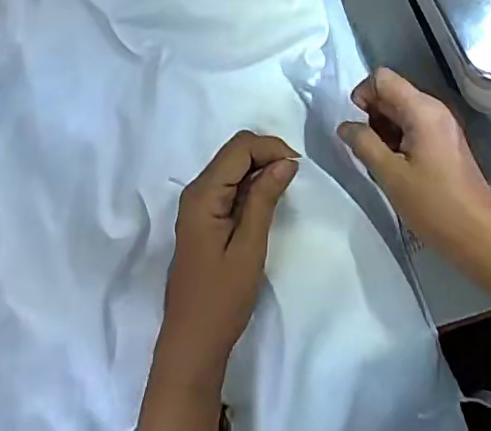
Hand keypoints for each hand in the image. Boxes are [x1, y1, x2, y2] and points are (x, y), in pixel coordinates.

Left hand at [156, 131, 299, 376]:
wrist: (192, 344)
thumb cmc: (221, 299)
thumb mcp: (248, 247)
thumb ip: (264, 199)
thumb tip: (286, 161)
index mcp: (202, 194)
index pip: (239, 147)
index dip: (270, 148)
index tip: (298, 168)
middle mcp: (196, 191)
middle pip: (235, 152)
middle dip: (267, 155)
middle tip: (294, 178)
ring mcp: (198, 205)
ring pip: (233, 167)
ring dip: (260, 169)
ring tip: (285, 190)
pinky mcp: (204, 218)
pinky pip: (229, 186)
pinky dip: (251, 186)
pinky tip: (266, 202)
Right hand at [336, 68, 490, 272]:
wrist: (478, 235)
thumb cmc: (434, 204)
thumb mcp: (391, 175)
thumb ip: (364, 143)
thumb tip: (345, 125)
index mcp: (422, 109)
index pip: (383, 78)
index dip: (362, 94)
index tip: (356, 125)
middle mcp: (434, 109)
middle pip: (392, 92)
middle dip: (371, 114)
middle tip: (365, 148)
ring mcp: (442, 125)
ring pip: (402, 110)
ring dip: (383, 129)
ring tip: (379, 161)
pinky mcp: (445, 142)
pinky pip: (414, 126)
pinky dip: (398, 138)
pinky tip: (395, 167)